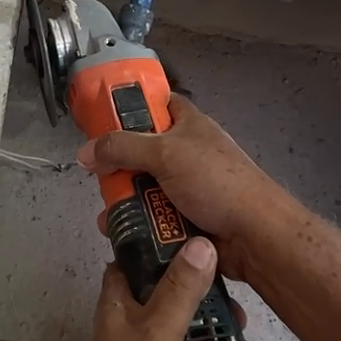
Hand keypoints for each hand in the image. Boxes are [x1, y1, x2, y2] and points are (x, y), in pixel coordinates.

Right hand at [77, 94, 287, 278]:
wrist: (256, 236)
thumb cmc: (215, 180)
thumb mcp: (164, 153)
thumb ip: (121, 148)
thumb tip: (85, 152)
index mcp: (188, 124)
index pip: (157, 104)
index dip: (132, 108)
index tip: (103, 120)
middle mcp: (188, 152)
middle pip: (143, 151)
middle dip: (120, 166)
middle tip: (100, 177)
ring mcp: (189, 187)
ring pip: (147, 187)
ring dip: (126, 200)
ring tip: (107, 215)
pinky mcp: (189, 218)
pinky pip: (156, 216)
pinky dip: (139, 223)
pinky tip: (121, 233)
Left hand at [79, 237, 272, 340]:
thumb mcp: (158, 333)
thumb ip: (180, 289)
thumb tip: (202, 241)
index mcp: (120, 301)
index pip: (139, 257)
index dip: (167, 246)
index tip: (206, 243)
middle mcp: (136, 323)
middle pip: (178, 298)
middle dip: (216, 307)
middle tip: (244, 317)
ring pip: (197, 337)